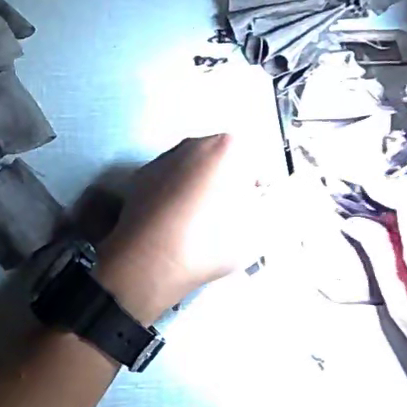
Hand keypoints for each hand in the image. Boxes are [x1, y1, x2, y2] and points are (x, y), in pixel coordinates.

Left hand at [96, 134, 270, 323]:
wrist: (148, 263)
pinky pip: (169, 180)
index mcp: (226, 148)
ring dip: (200, 186)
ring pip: (193, 168)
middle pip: (221, 159)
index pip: (253, 163)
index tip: (254, 208)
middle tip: (229, 214)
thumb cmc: (208, 244)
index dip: (257, 187)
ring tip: (200, 221)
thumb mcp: (256, 234)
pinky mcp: (140, 177)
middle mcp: (193, 143)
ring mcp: (163, 158)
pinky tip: (175, 221)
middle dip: (228, 181)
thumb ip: (266, 212)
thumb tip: (262, 204)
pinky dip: (175, 194)